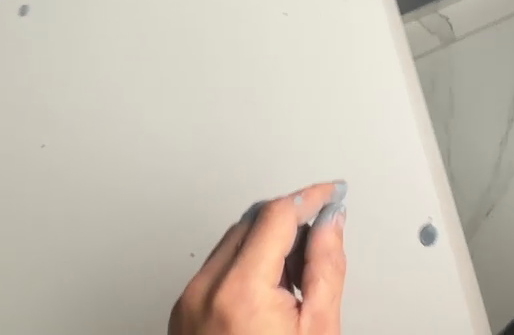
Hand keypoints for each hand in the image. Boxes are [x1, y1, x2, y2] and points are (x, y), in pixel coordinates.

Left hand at [170, 181, 346, 334]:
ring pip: (235, 237)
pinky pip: (219, 264)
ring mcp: (187, 305)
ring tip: (297, 277)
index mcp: (239, 291)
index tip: (331, 193)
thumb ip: (327, 264)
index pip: (277, 212)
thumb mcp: (318, 330)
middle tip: (321, 237)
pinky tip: (273, 289)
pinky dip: (249, 261)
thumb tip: (331, 220)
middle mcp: (204, 292)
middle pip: (253, 218)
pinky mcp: (181, 315)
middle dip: (291, 219)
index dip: (310, 197)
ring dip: (270, 239)